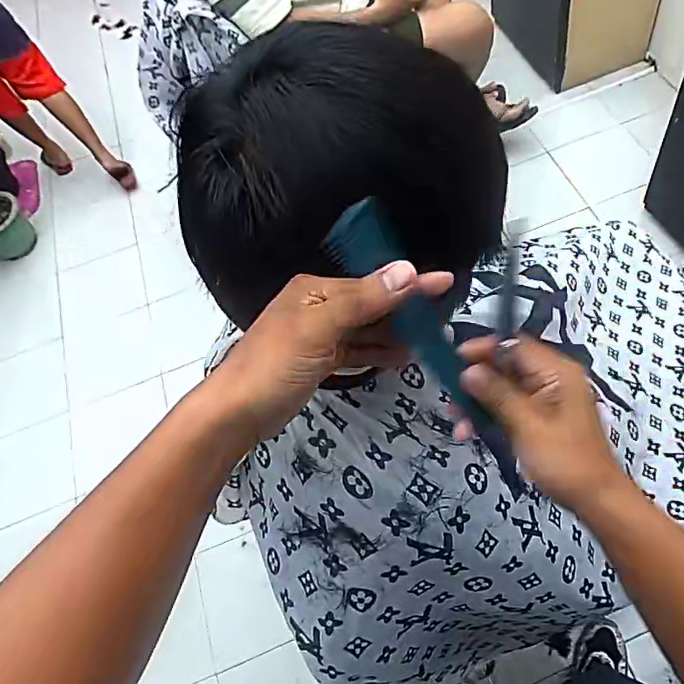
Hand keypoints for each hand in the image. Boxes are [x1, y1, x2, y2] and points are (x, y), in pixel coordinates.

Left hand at [206, 262, 454, 442]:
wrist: (237, 412)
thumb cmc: (274, 365)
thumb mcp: (320, 327)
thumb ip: (364, 300)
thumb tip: (406, 271)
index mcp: (318, 289)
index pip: (375, 283)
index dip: (412, 284)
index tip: (446, 282)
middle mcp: (321, 306)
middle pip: (375, 305)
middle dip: (409, 312)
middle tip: (444, 321)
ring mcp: (322, 334)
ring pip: (370, 330)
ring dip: (399, 335)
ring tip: (432, 341)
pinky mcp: (323, 359)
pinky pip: (360, 350)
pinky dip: (381, 353)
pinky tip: (404, 357)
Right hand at [456, 336, 630, 510]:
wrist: (594, 496)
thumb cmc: (567, 461)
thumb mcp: (527, 425)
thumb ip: (498, 394)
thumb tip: (470, 371)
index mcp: (559, 372)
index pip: (515, 345)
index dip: (483, 350)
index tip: (455, 361)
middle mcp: (555, 379)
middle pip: (507, 367)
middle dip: (477, 383)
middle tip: (453, 401)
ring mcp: (550, 400)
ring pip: (506, 390)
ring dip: (481, 404)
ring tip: (461, 425)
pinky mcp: (544, 418)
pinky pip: (513, 408)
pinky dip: (493, 418)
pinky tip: (474, 433)